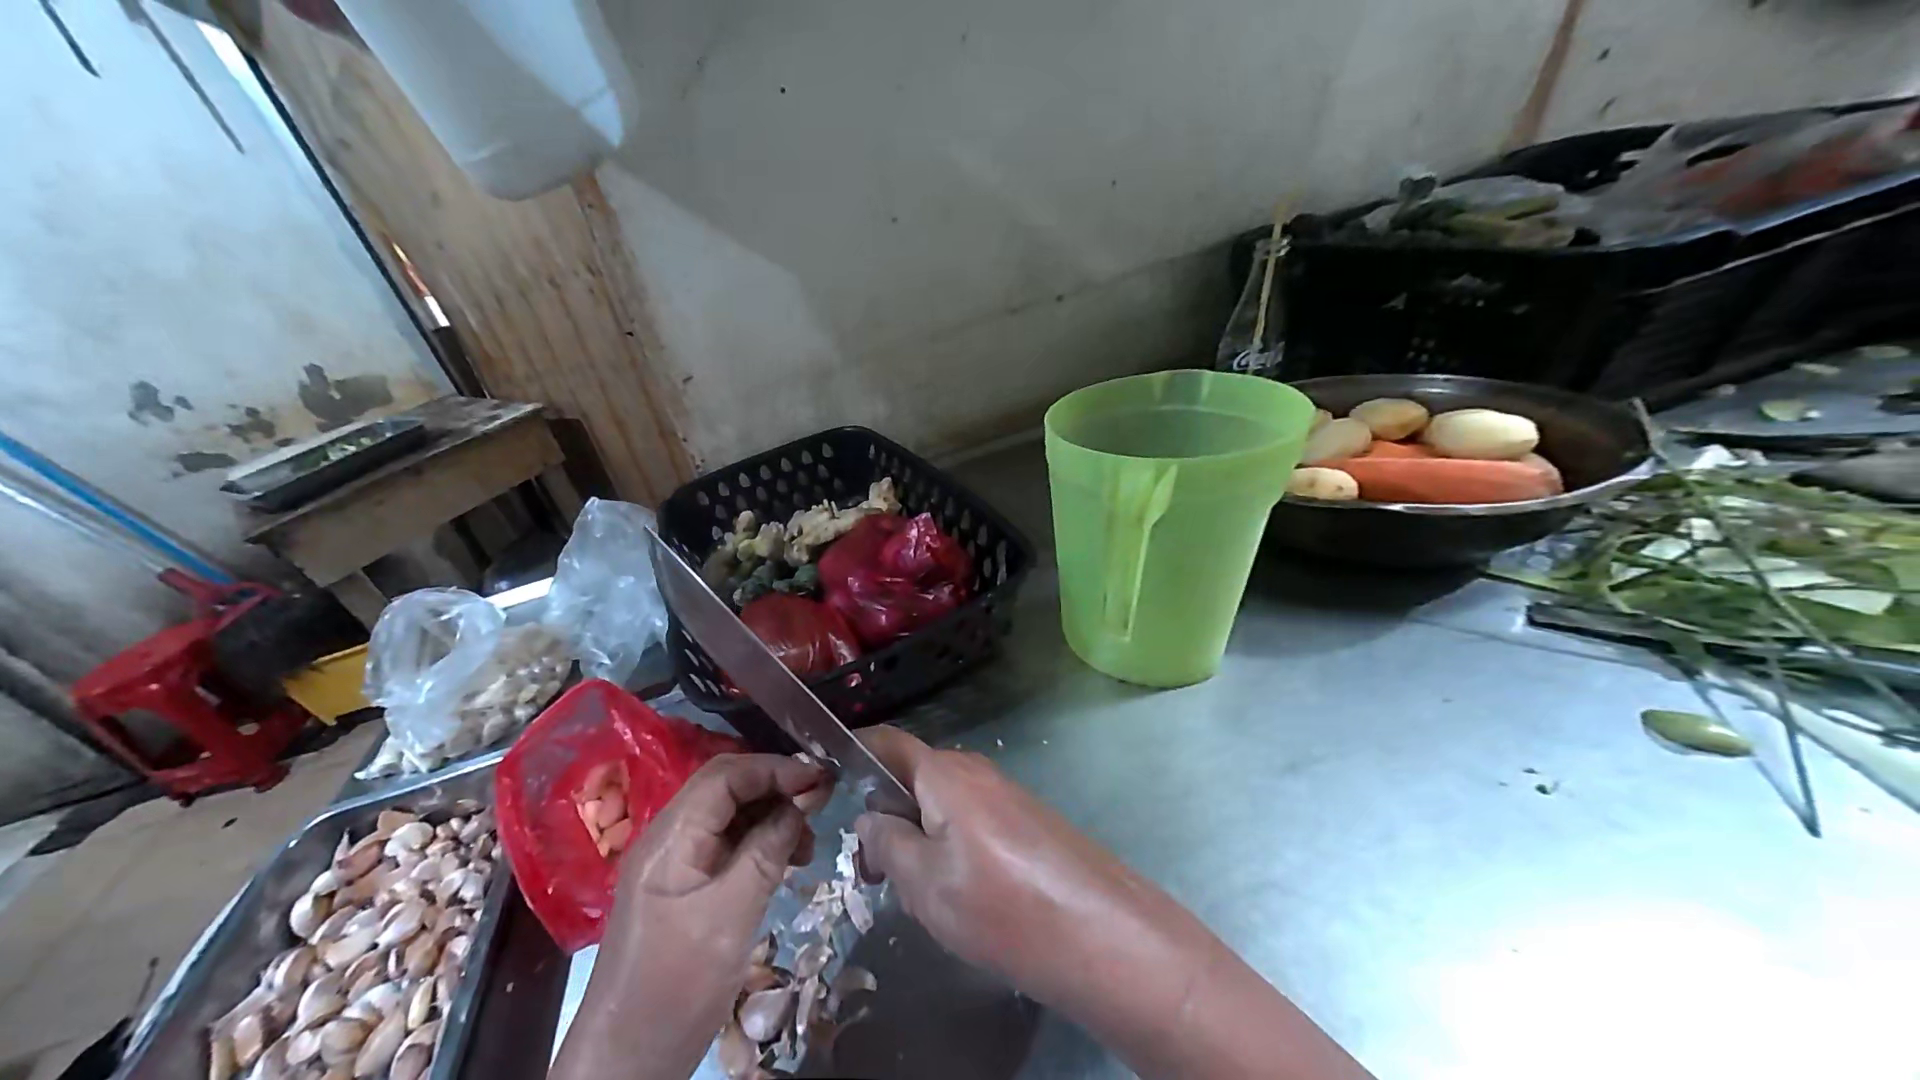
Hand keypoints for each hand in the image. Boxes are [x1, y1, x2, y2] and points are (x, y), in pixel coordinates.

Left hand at [550, 754, 827, 1079]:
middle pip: (730, 790)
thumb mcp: (731, 914)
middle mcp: (671, 838)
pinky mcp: (688, 887)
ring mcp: (678, 864)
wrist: (627, 1063)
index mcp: (670, 836)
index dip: (776, 768)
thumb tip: (805, 799)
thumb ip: (768, 849)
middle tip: (822, 805)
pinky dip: (764, 844)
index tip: (822, 779)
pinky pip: (731, 847)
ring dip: (775, 818)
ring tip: (809, 844)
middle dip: (778, 789)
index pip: (727, 775)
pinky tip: (789, 862)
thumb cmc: (676, 986)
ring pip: (733, 816)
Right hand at [854, 728, 1370, 1079]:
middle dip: (884, 816)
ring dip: (918, 837)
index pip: (885, 742)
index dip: (851, 756)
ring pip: (940, 803)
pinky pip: (970, 819)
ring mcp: (1005, 793)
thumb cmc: (1000, 906)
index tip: (826, 789)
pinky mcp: (1025, 820)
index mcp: (943, 772)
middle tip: (876, 874)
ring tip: (919, 893)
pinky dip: (949, 845)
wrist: (1100, 934)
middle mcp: (975, 770)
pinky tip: (961, 894)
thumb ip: (886, 842)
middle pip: (911, 777)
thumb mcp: (923, 882)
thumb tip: (870, 819)